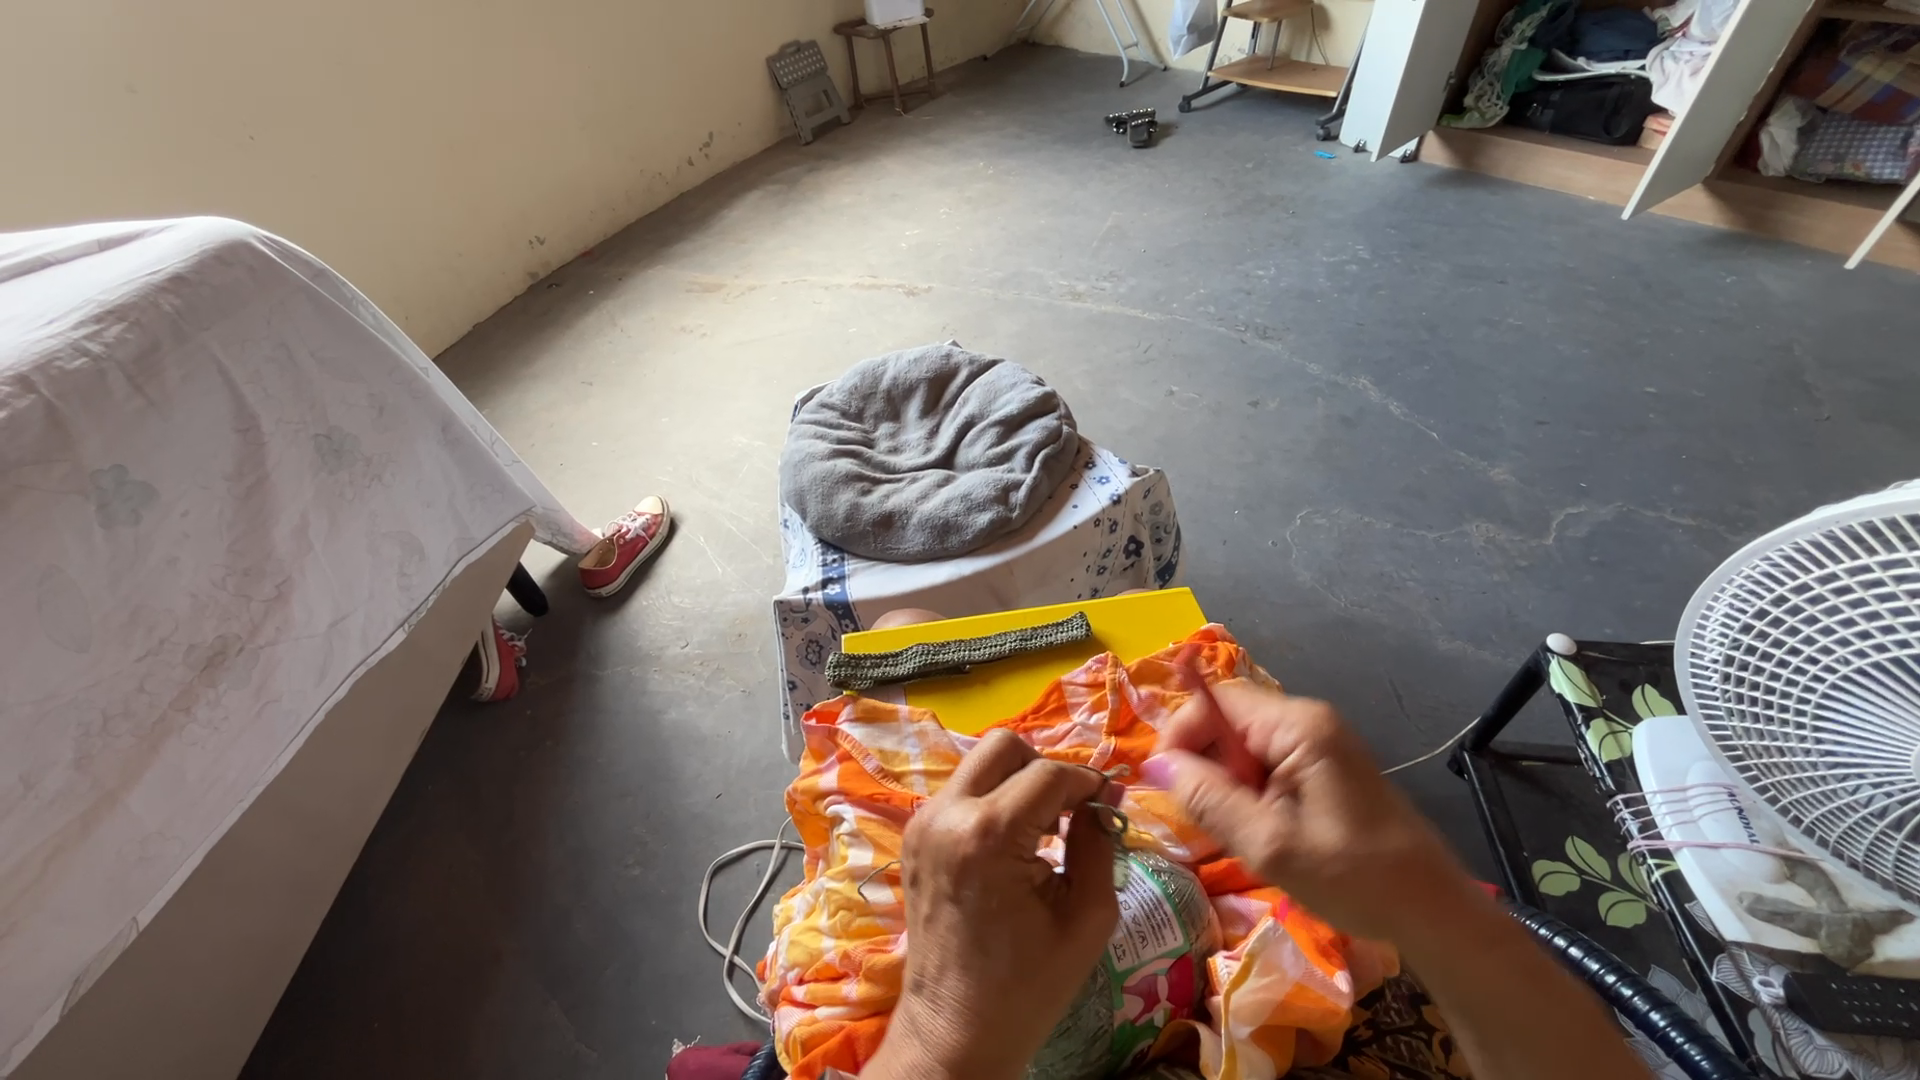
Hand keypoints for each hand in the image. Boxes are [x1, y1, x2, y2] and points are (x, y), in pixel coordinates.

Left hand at [865, 729, 1118, 1079]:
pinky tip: (1012, 846)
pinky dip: (993, 800)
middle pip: (1004, 746)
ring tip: (1043, 832)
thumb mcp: (1086, 918)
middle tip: (1069, 812)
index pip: (1048, 773)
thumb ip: (1098, 844)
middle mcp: (946, 814)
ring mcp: (923, 822)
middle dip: (1045, 769)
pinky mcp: (915, 836)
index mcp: (987, 835)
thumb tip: (1102, 798)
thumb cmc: (1026, 987)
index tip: (1109, 802)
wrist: (952, 1032)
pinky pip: (962, 791)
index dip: (1087, 781)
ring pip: (980, 764)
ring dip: (1018, 783)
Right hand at [1152, 679, 1477, 943]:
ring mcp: (1319, 742)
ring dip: (1225, 782)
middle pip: (1228, 720)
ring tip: (1233, 829)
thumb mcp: (1269, 844)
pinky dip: (1248, 791)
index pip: (1216, 700)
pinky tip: (1257, 829)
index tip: (1163, 781)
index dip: (1182, 733)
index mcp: (1299, 726)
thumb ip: (1207, 798)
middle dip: (1204, 763)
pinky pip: (1265, 762)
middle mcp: (1308, 720)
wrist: (1434, 913)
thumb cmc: (1355, 877)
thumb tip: (1154, 763)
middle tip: (1201, 815)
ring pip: (1243, 745)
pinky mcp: (1323, 766)